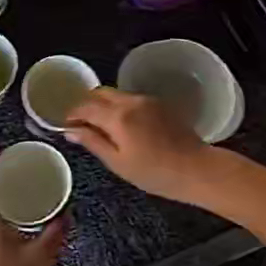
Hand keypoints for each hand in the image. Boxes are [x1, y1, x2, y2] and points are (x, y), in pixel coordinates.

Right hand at [65, 86, 218, 205]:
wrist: (198, 169)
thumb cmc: (154, 173)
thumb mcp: (118, 162)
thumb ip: (92, 142)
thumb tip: (70, 130)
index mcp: (117, 117)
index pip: (85, 106)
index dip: (72, 114)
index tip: (67, 125)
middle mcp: (130, 101)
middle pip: (99, 93)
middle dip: (86, 104)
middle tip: (82, 124)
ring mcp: (147, 100)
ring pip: (116, 94)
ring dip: (104, 105)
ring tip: (102, 127)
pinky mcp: (159, 104)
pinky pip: (131, 99)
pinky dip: (120, 107)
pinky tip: (124, 126)